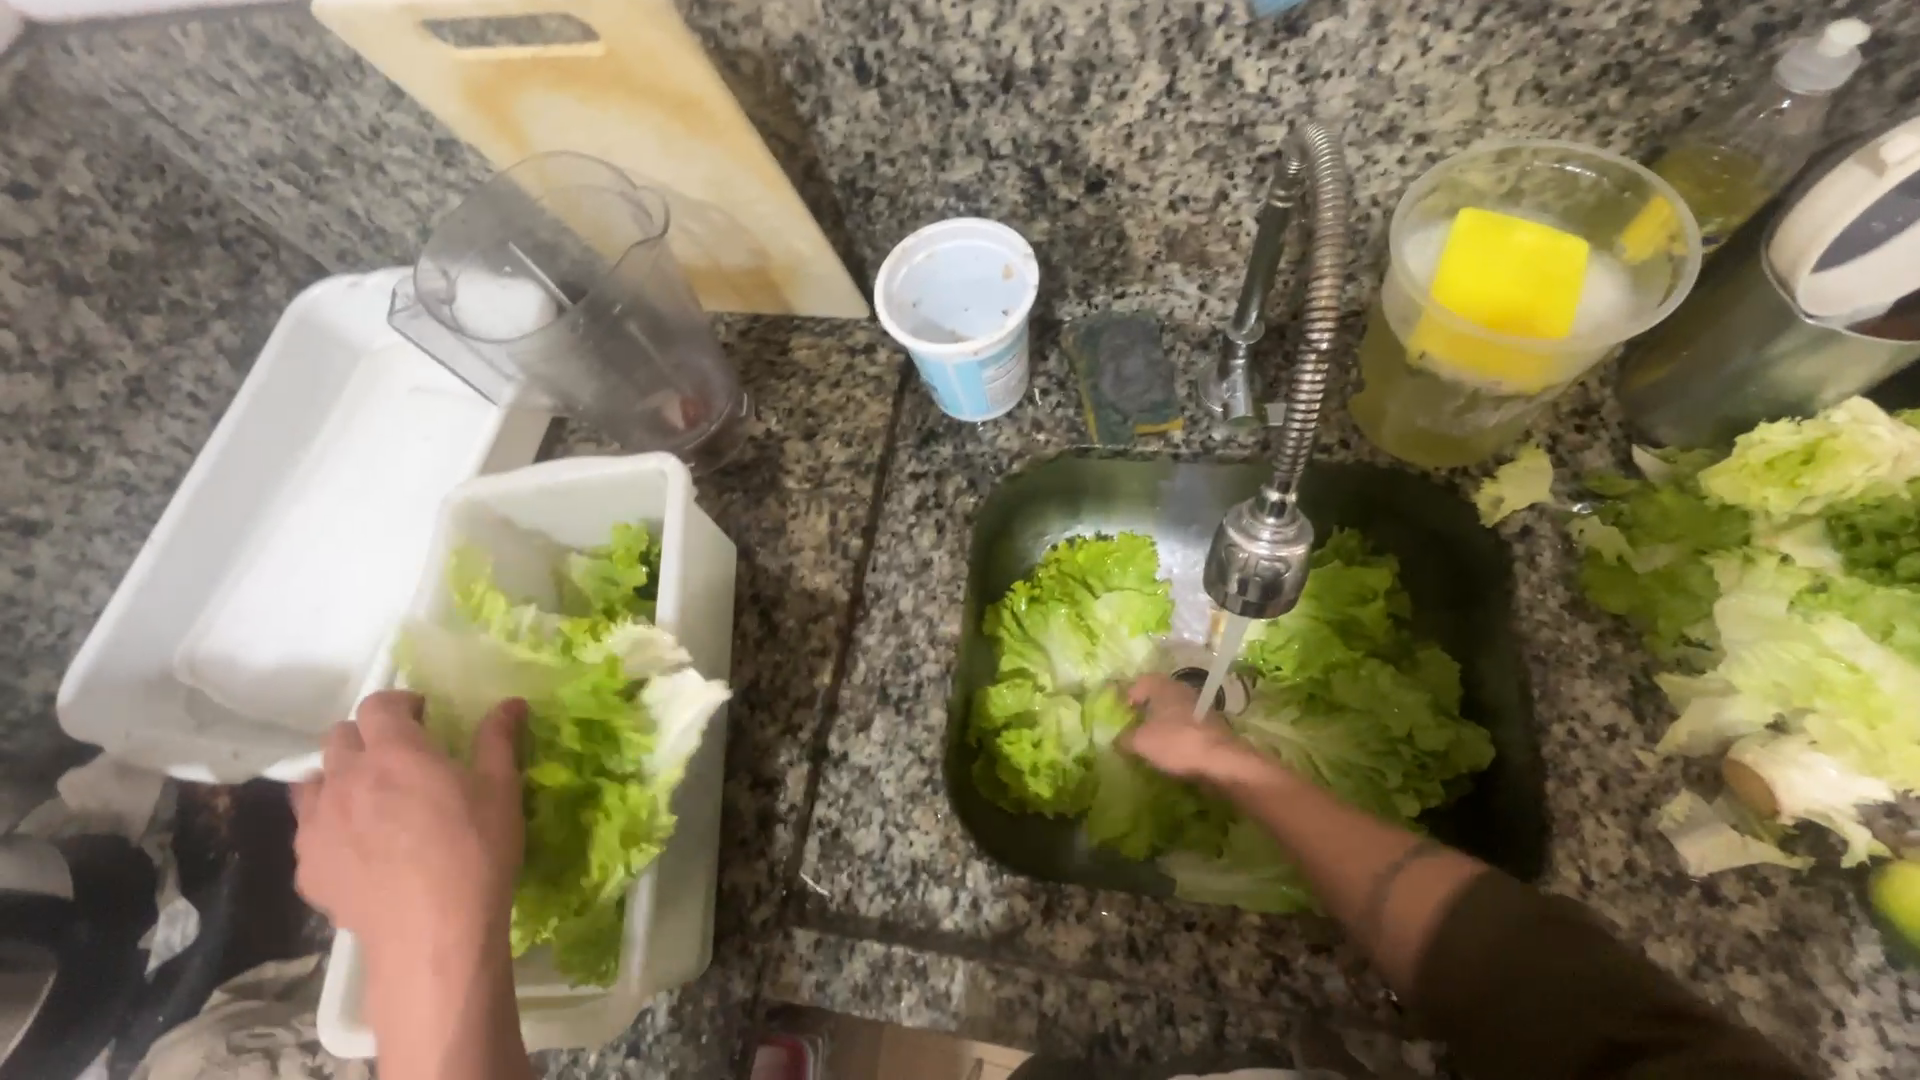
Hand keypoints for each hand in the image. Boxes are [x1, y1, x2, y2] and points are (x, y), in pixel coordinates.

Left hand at [290, 690, 524, 997]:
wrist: (432, 930)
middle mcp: (346, 778)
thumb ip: (498, 738)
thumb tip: (511, 702)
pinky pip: (309, 829)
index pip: (378, 705)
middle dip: (368, 736)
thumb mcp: (501, 787)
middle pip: (338, 737)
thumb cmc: (476, 848)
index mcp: (396, 752)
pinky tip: (363, 847)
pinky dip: (332, 824)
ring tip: (373, 798)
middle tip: (401, 756)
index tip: (424, 717)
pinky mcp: (306, 866)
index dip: (400, 704)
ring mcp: (317, 824)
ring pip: (314, 781)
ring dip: (340, 777)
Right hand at [1122, 673, 1268, 787]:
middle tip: (1135, 726)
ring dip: (1163, 724)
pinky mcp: (1213, 727)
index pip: (1141, 682)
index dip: (1129, 695)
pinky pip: (1188, 726)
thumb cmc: (1175, 742)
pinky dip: (1178, 735)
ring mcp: (1201, 708)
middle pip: (1159, 696)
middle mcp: (1183, 691)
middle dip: (1146, 710)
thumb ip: (1124, 739)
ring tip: (1153, 742)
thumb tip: (1117, 740)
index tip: (1123, 713)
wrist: (1222, 761)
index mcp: (1164, 686)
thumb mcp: (1140, 742)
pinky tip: (1172, 751)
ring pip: (1175, 711)